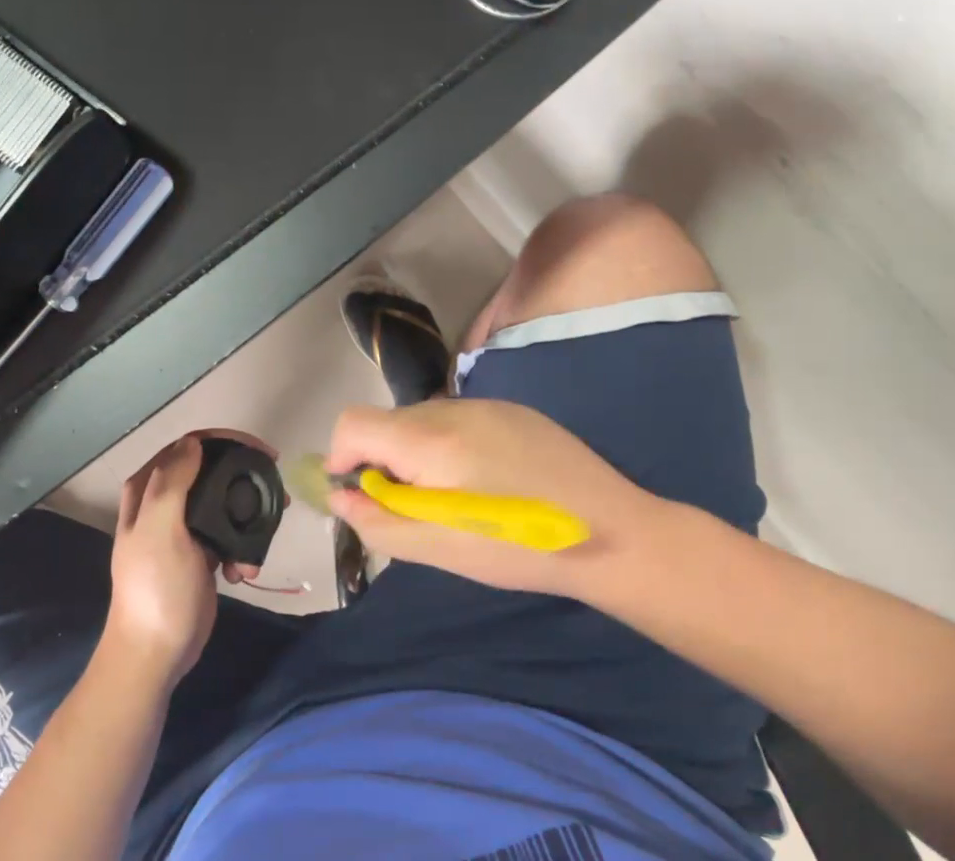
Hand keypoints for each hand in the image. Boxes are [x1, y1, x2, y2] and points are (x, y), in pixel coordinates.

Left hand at [103, 431, 266, 681]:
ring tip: (261, 544)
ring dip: (247, 522)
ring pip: (223, 506)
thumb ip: (173, 482)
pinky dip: (241, 550)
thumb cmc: (156, 587)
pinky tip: (243, 571)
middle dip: (245, 482)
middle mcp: (162, 503)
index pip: (188, 446)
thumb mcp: (160, 529)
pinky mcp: (199, 555)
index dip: (226, 443)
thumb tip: (193, 442)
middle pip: (211, 474)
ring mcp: (182, 530)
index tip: (264, 454)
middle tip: (277, 494)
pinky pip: (227, 538)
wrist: (155, 651)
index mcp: (147, 489)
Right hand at [325, 399, 670, 599]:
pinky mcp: (516, 413)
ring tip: (458, 498)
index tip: (363, 495)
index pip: (353, 423)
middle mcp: (452, 408)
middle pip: (388, 423)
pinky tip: (489, 482)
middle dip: (385, 462)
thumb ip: (376, 520)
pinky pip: (460, 422)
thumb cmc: (516, 548)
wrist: (615, 535)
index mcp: (428, 438)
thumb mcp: (437, 548)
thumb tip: (339, 496)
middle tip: (418, 508)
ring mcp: (488, 405)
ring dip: (419, 455)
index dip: (342, 457)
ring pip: (424, 422)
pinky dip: (453, 447)